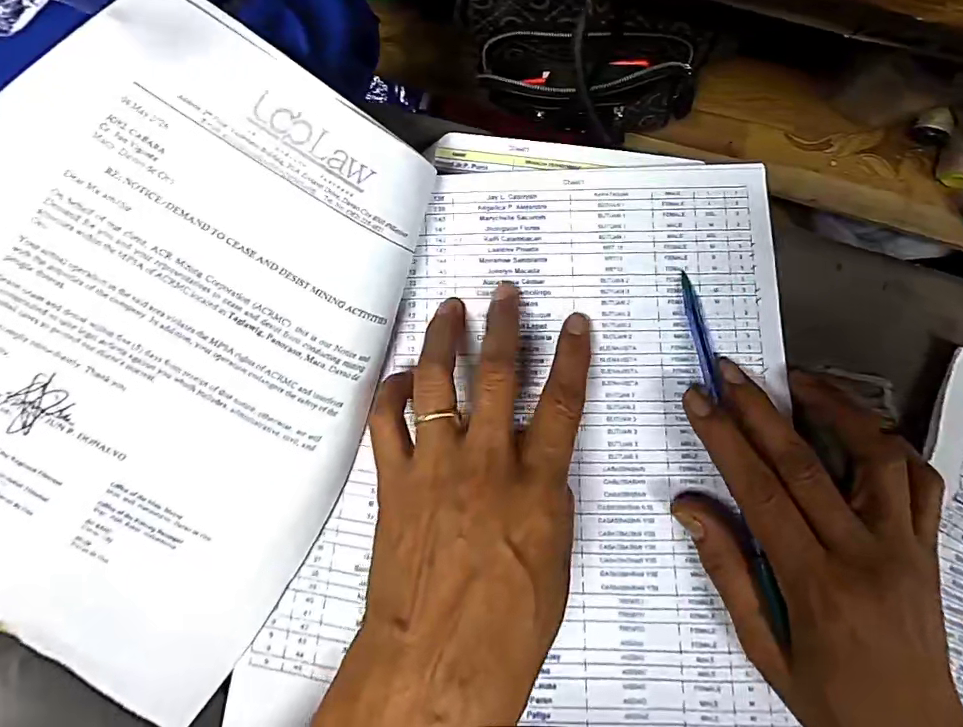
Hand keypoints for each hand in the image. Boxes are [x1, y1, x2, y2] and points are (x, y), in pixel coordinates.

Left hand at [314, 283, 590, 726]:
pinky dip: (393, 393)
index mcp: (537, 482)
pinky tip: (402, 375)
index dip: (572, 355)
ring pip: (440, 385)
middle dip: (505, 325)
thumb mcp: (555, 554)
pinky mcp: (396, 486)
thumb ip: (550, 495)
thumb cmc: (509, 626)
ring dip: (446, 340)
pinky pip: (388, 425)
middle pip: (501, 375)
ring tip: (450, 309)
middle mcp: (488, 463)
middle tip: (504, 293)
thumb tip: (545, 462)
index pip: (563, 400)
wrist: (434, 670)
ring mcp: (437, 470)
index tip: (575, 322)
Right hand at [673, 363, 962, 726]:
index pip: (760, 493)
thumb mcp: (768, 649)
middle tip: (731, 372)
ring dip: (837, 406)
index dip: (725, 439)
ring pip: (877, 454)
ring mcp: (905, 545)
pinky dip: (895, 445)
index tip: (702, 401)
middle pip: (805, 463)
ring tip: (801, 381)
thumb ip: (729, 573)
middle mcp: (865, 556)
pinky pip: (922, 479)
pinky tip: (867, 429)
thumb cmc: (834, 702)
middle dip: (759, 409)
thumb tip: (691, 509)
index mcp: (817, 587)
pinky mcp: (930, 544)